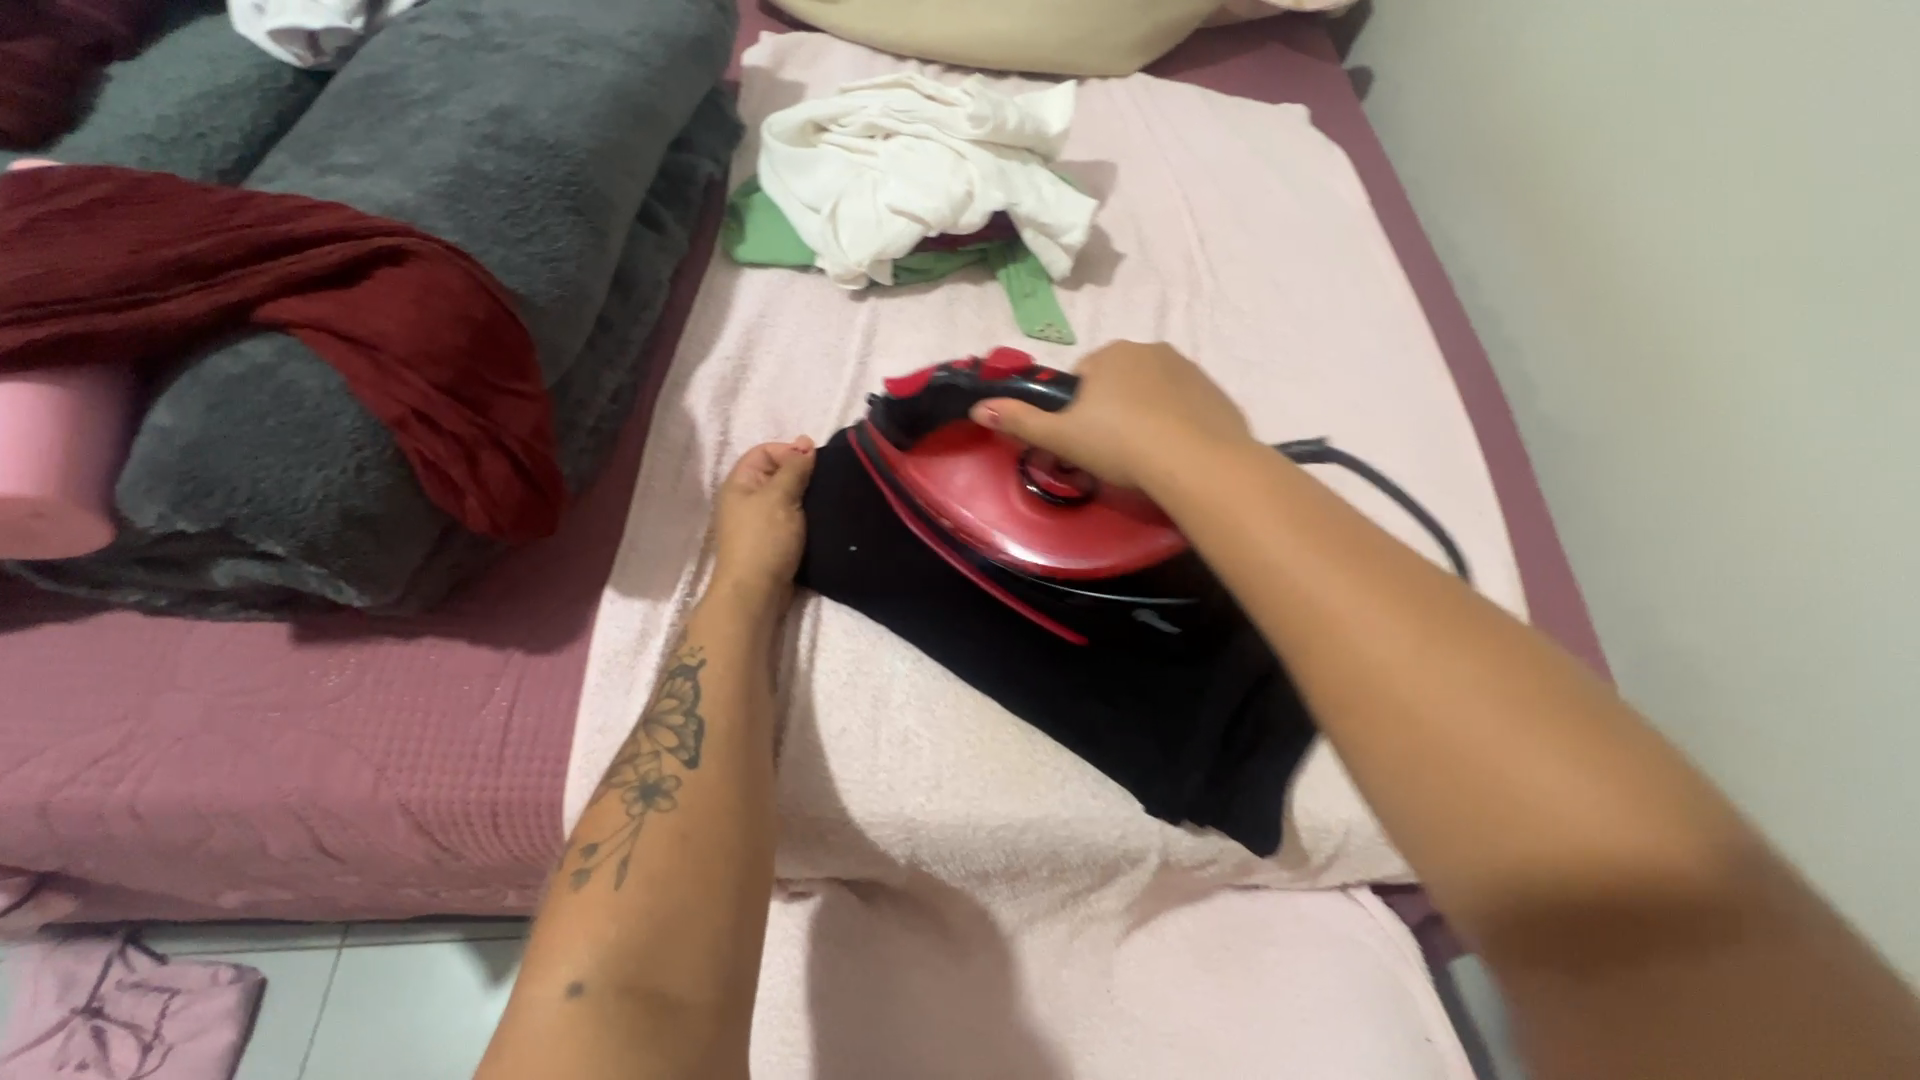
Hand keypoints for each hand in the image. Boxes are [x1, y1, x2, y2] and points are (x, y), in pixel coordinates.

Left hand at [710, 437, 815, 603]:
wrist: (756, 592)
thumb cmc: (764, 540)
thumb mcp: (780, 497)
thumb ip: (794, 468)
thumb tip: (805, 443)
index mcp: (740, 482)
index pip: (765, 451)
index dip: (790, 451)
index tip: (817, 464)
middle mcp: (746, 499)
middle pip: (777, 474)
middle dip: (802, 474)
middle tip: (827, 482)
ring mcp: (758, 522)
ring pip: (787, 498)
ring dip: (807, 497)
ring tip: (829, 499)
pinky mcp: (772, 541)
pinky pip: (791, 519)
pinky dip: (806, 517)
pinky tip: (824, 519)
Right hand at [969, 341, 1253, 492]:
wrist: (1196, 461)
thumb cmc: (1120, 445)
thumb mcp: (1062, 437)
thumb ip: (1021, 421)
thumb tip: (979, 408)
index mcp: (1109, 354)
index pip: (1083, 377)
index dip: (1078, 410)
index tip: (1085, 440)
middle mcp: (1149, 349)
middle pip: (1119, 381)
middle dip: (1113, 409)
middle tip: (1113, 452)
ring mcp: (1187, 368)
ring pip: (1153, 391)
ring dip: (1145, 414)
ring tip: (1145, 456)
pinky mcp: (1214, 391)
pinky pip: (1184, 404)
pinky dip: (1176, 422)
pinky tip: (1174, 452)